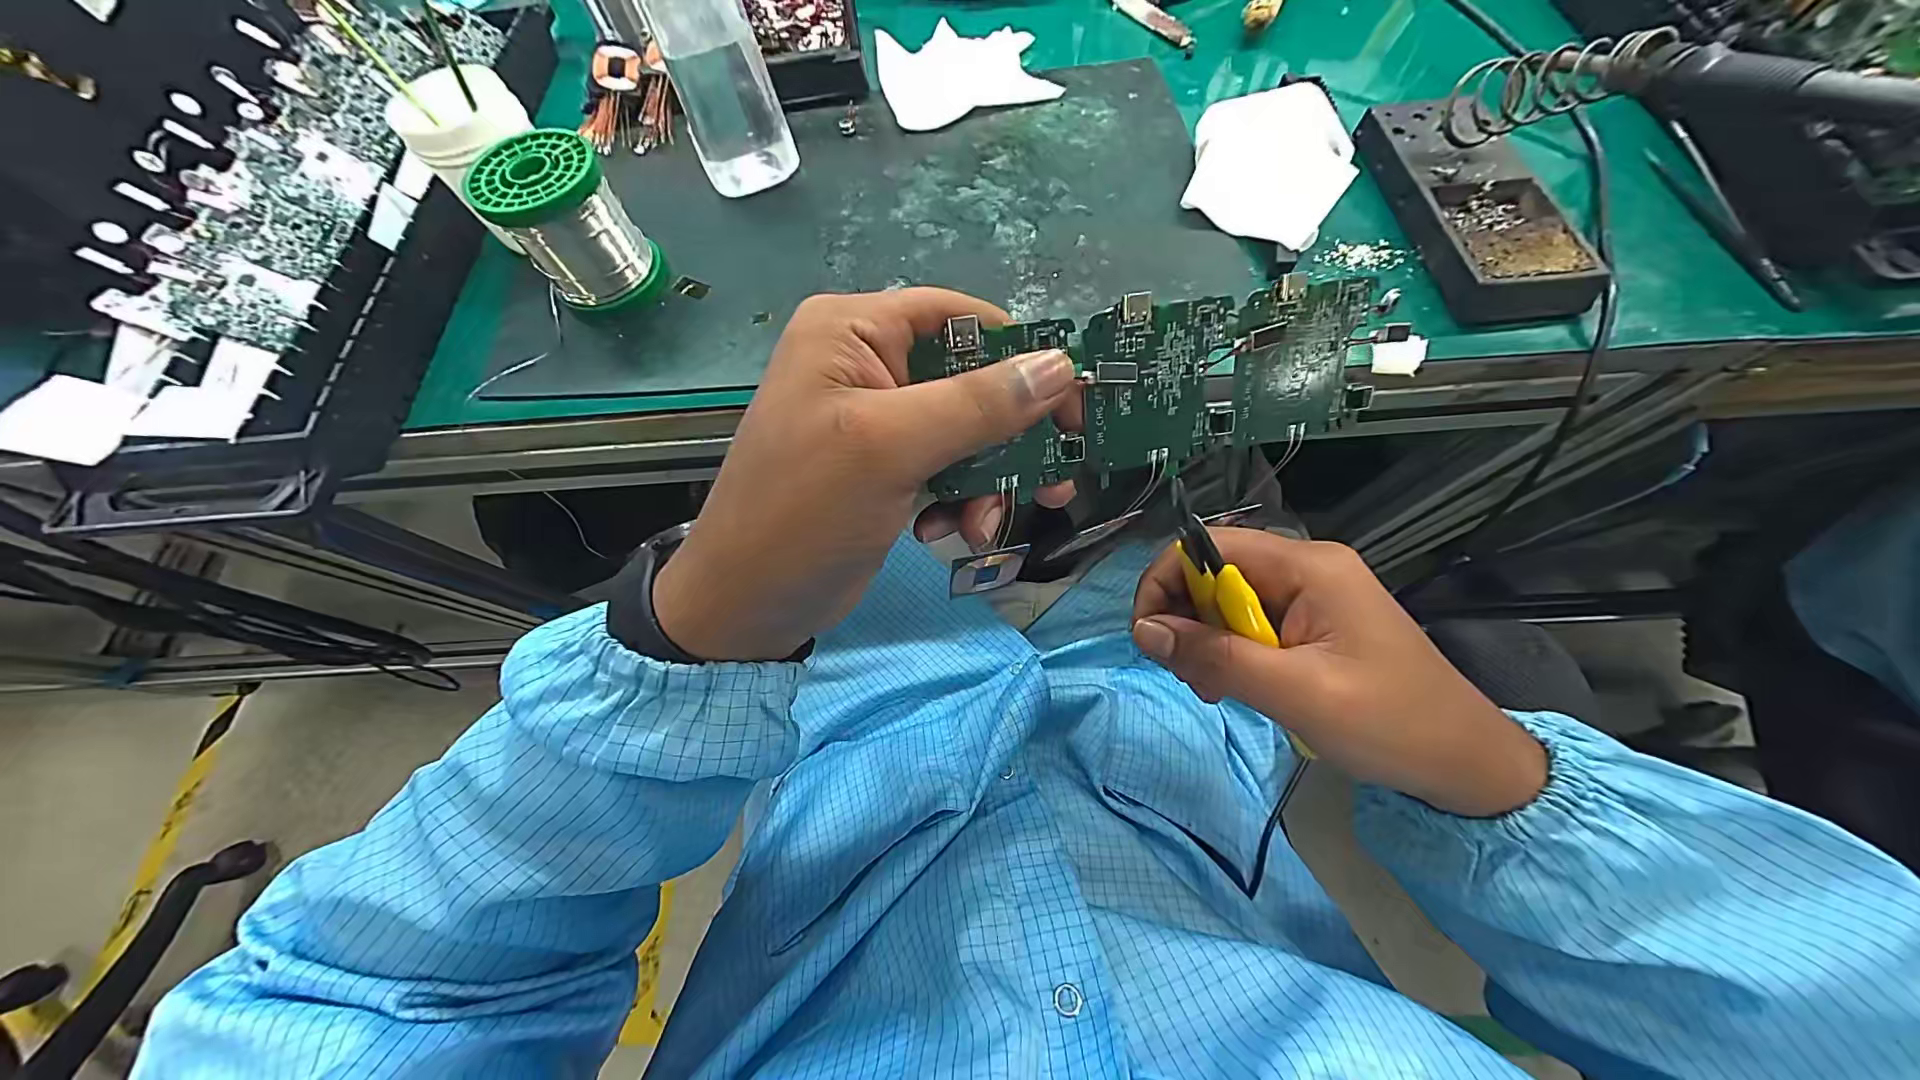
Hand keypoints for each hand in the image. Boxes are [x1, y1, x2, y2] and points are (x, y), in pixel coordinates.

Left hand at [653, 289, 1080, 660]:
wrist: (747, 605)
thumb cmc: (805, 512)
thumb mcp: (891, 448)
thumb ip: (978, 404)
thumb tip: (1060, 365)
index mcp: (852, 331)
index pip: (959, 318)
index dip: (1020, 354)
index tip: (1072, 403)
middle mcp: (866, 365)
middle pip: (971, 380)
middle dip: (1011, 436)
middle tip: (1056, 477)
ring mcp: (877, 421)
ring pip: (967, 433)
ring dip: (988, 480)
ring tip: (985, 526)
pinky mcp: (886, 469)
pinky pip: (947, 470)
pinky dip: (959, 501)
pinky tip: (944, 534)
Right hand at [1131, 529, 1546, 816]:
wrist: (1466, 763)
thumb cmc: (1391, 723)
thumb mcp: (1295, 692)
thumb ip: (1215, 656)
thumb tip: (1143, 630)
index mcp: (1308, 567)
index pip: (1207, 546)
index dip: (1166, 581)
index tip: (1150, 635)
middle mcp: (1305, 568)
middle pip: (1212, 572)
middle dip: (1185, 620)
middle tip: (1189, 675)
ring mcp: (1309, 595)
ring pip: (1223, 600)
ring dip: (1203, 642)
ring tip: (1213, 689)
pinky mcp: (1309, 622)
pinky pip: (1246, 624)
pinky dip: (1226, 652)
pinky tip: (1231, 686)